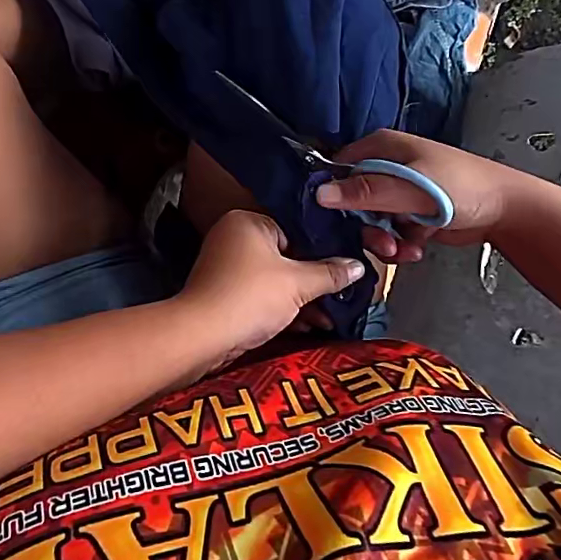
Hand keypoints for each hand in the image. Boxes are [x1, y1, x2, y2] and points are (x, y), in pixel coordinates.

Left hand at [175, 210, 365, 370]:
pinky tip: (310, 324)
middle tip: (343, 292)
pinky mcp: (226, 295)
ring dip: (303, 298)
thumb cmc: (249, 298)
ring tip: (331, 314)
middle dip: (315, 279)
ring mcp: (227, 268)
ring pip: (277, 279)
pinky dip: (284, 308)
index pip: (296, 228)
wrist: (202, 338)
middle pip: (288, 256)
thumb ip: (330, 273)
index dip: (324, 249)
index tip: (347, 265)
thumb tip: (358, 266)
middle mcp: (235, 238)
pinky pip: (263, 295)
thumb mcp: (299, 283)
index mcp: (248, 221)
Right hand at [316, 130, 526, 263]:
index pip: (340, 169)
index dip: (334, 196)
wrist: (506, 209)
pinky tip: (415, 250)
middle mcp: (389, 167)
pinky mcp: (412, 213)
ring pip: (372, 221)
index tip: (337, 221)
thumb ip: (367, 192)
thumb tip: (321, 193)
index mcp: (384, 148)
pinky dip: (400, 245)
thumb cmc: (463, 188)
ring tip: (403, 250)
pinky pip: (392, 232)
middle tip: (383, 243)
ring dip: (384, 241)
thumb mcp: (411, 188)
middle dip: (366, 227)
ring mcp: (401, 192)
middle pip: (355, 201)